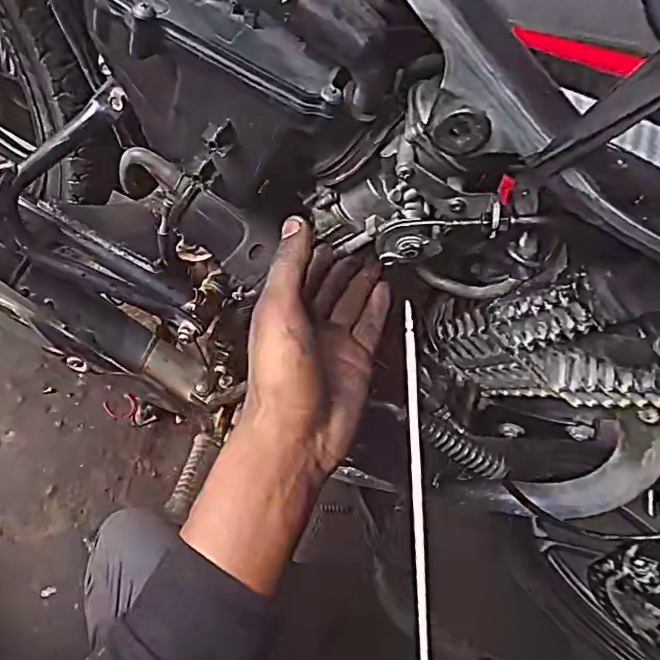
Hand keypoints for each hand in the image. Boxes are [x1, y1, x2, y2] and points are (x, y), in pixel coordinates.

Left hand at [237, 217, 390, 483]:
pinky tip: (381, 291)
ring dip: (361, 279)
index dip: (315, 247)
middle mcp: (306, 325)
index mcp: (280, 311)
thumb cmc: (277, 383)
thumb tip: (295, 227)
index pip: (300, 269)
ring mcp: (331, 343)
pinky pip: (369, 325)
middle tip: (357, 239)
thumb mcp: (277, 309)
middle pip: (328, 283)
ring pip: (350, 301)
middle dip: (342, 260)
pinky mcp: (354, 360)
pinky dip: (377, 306)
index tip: (328, 227)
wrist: (297, 433)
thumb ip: (289, 266)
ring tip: (373, 257)